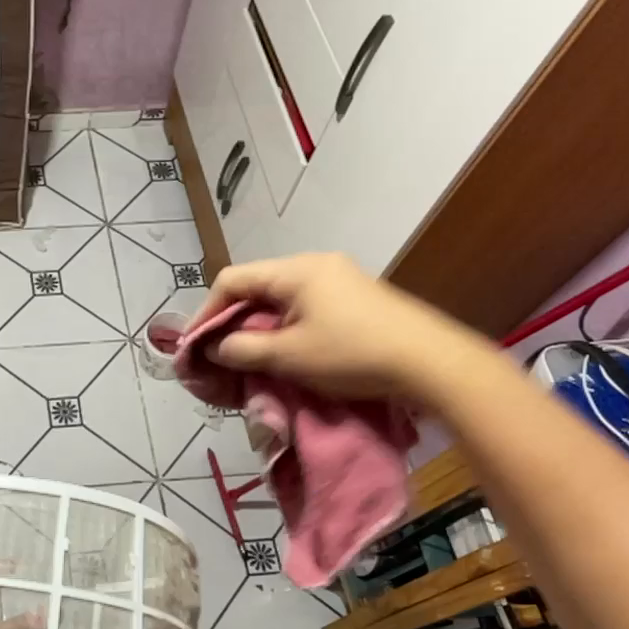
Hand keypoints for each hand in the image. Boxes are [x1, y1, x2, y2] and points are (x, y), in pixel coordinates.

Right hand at [188, 252, 490, 401]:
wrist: (432, 363)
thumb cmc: (353, 354)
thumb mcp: (289, 356)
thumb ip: (244, 349)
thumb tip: (217, 347)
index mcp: (296, 270)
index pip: (232, 279)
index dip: (207, 312)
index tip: (197, 346)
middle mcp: (316, 265)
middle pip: (256, 286)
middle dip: (233, 321)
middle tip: (221, 355)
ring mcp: (340, 279)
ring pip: (280, 299)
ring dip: (259, 328)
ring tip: (251, 359)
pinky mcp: (356, 299)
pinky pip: (305, 308)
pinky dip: (286, 329)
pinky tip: (287, 354)